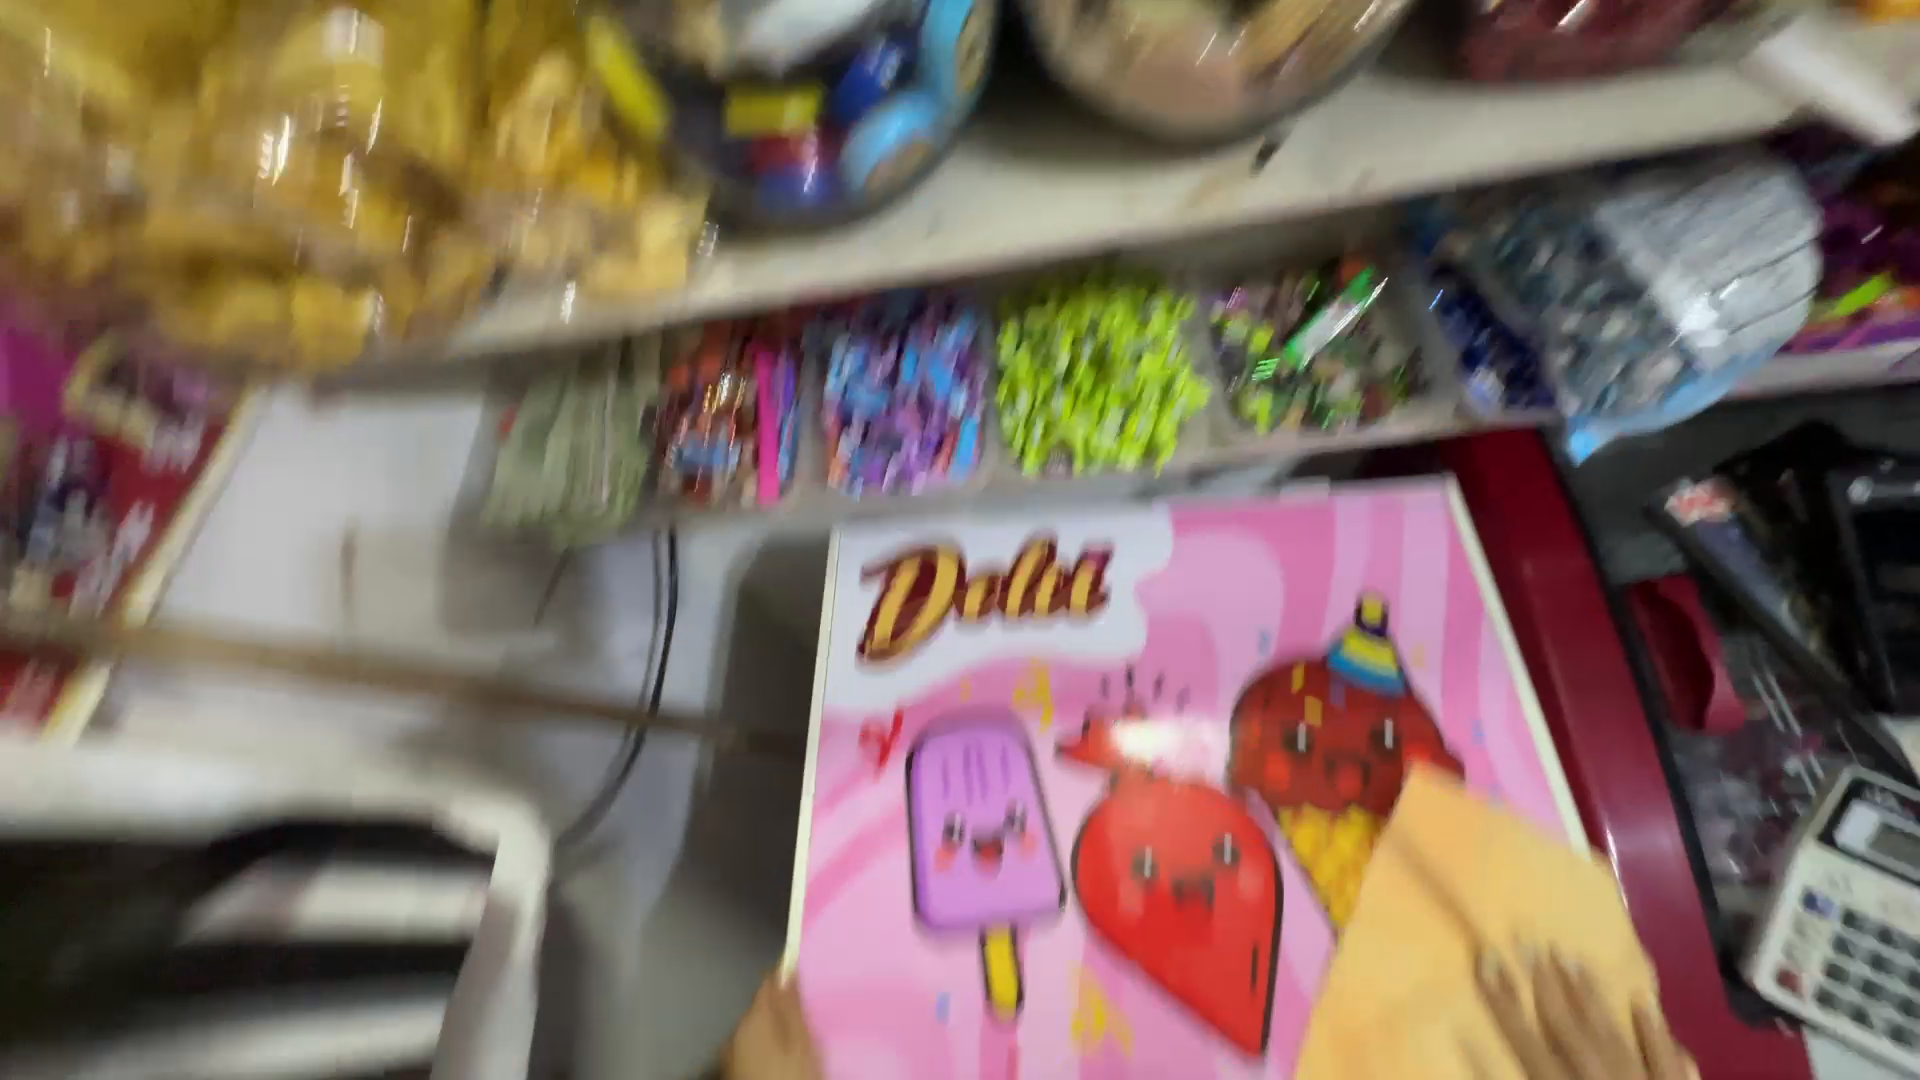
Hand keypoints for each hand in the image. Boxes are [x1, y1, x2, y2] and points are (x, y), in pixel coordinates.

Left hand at [722, 970, 822, 1079]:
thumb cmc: (792, 1079)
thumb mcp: (802, 1042)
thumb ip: (792, 1003)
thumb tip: (786, 966)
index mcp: (752, 1018)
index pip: (769, 979)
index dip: (789, 974)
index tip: (808, 977)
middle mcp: (736, 1031)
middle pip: (763, 1004)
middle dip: (784, 1005)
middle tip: (811, 1014)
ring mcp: (732, 1055)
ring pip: (759, 1027)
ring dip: (777, 1028)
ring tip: (802, 1039)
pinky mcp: (734, 1073)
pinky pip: (754, 1047)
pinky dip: (769, 1047)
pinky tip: (785, 1060)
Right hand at [1475, 948, 1694, 1079]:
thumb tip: (1467, 1045)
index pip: (1525, 1039)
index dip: (1503, 998)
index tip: (1487, 958)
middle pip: (1568, 1028)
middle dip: (1546, 984)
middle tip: (1531, 941)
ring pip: (1613, 1036)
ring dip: (1591, 997)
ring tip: (1573, 958)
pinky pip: (1669, 1067)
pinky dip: (1658, 1034)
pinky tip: (1645, 1004)